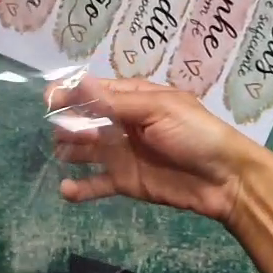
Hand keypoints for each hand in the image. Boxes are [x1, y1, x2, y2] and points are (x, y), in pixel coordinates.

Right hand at [47, 77, 271, 222]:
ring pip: (85, 150)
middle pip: (85, 120)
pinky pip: (96, 183)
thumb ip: (116, 102)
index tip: (48, 98)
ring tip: (61, 154)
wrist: (225, 179)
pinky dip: (80, 187)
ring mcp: (122, 153)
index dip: (71, 94)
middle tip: (61, 132)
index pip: (95, 92)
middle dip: (68, 123)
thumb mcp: (158, 109)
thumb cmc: (195, 134)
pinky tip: (66, 190)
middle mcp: (123, 123)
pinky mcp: (125, 182)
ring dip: (69, 151)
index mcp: (134, 99)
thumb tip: (78, 82)